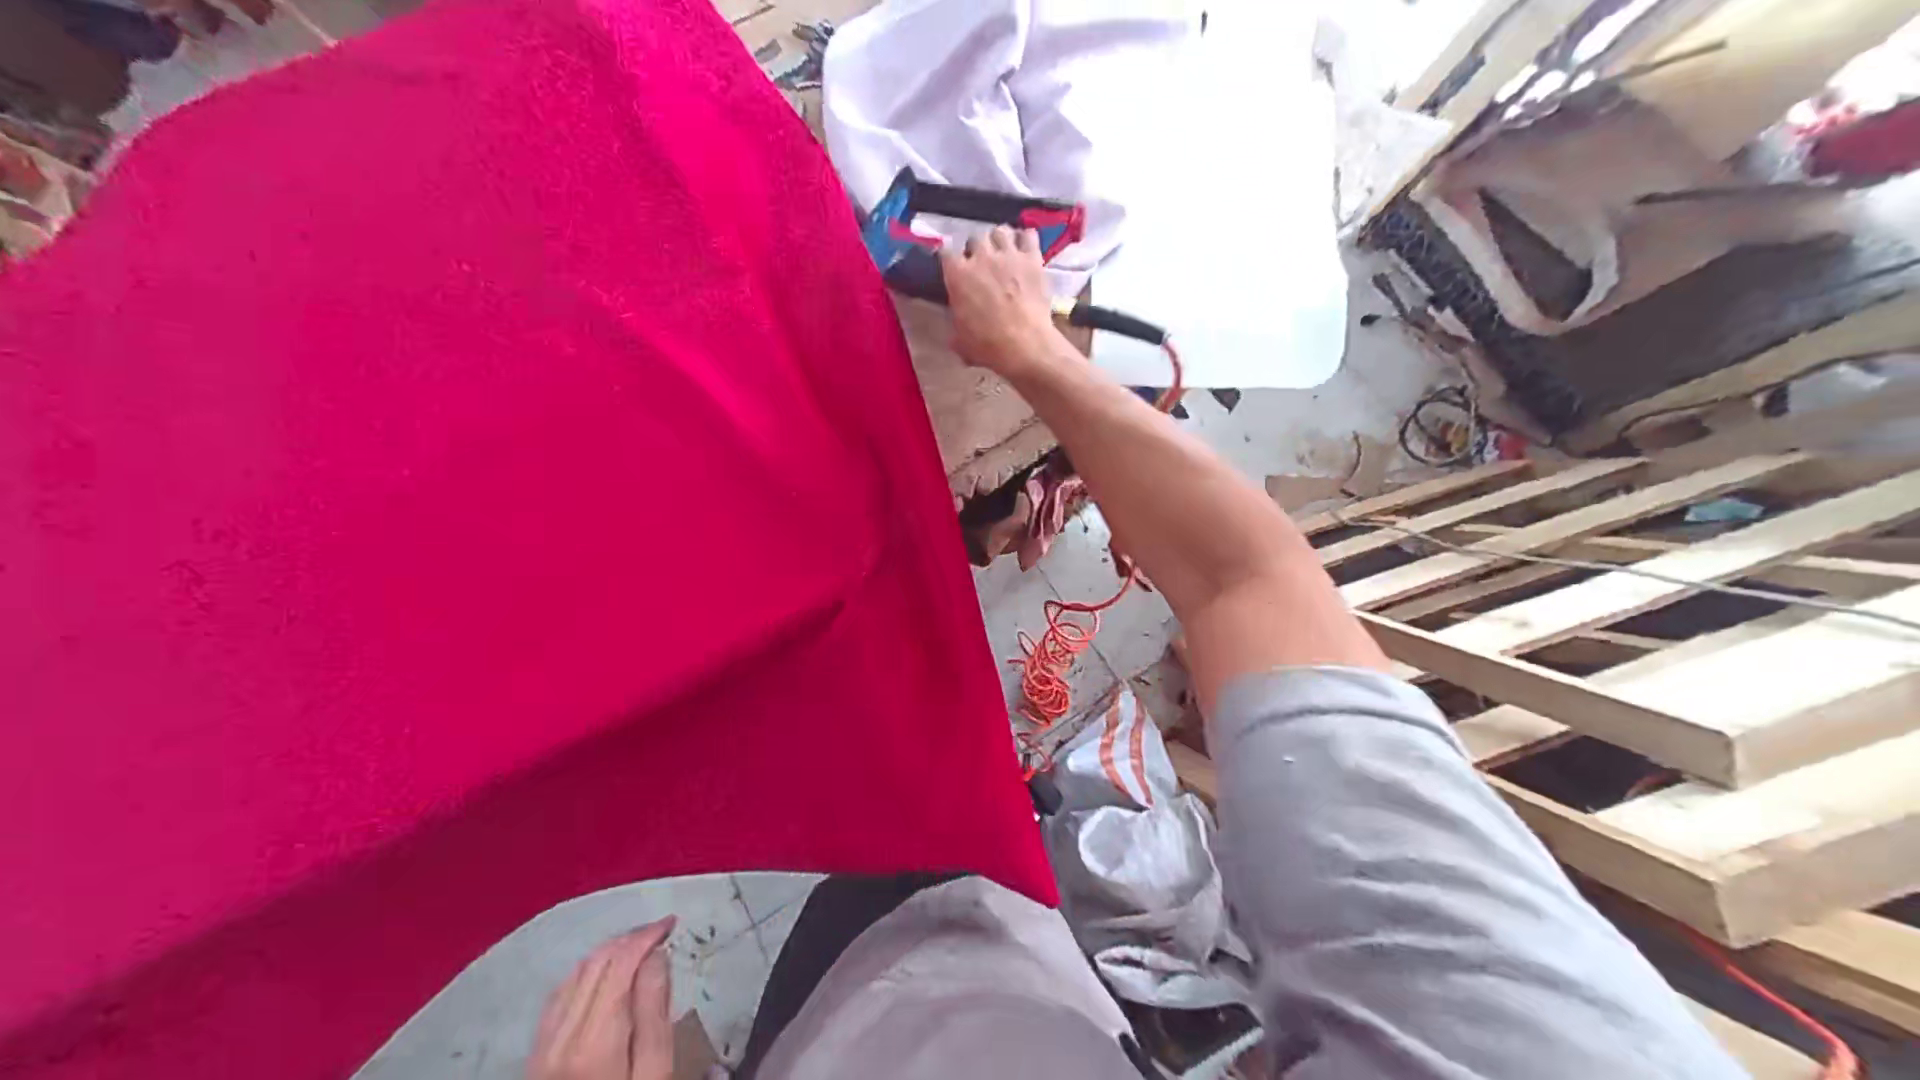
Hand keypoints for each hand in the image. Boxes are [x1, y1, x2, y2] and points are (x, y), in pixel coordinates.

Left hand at [526, 917, 675, 1079]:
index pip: (619, 963)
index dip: (646, 936)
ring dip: (608, 953)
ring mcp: (542, 1049)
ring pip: (574, 976)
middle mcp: (561, 1038)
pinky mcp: (534, 1059)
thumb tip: (656, 957)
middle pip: (594, 964)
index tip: (673, 924)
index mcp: (594, 1043)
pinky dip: (585, 974)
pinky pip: (558, 998)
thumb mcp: (655, 1076)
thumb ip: (654, 1015)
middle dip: (629, 940)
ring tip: (639, 950)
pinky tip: (603, 977)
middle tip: (660, 934)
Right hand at [938, 226, 1066, 380]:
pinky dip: (1025, 239)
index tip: (953, 267)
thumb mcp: (959, 339)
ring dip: (999, 240)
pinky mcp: (1032, 258)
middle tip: (981, 264)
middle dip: (976, 249)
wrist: (1024, 344)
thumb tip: (957, 319)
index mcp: (957, 275)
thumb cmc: (987, 345)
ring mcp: (1008, 254)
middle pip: (975, 238)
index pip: (945, 253)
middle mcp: (981, 257)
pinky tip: (1025, 249)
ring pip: (1000, 231)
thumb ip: (955, 321)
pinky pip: (1028, 235)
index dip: (949, 259)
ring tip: (1003, 252)